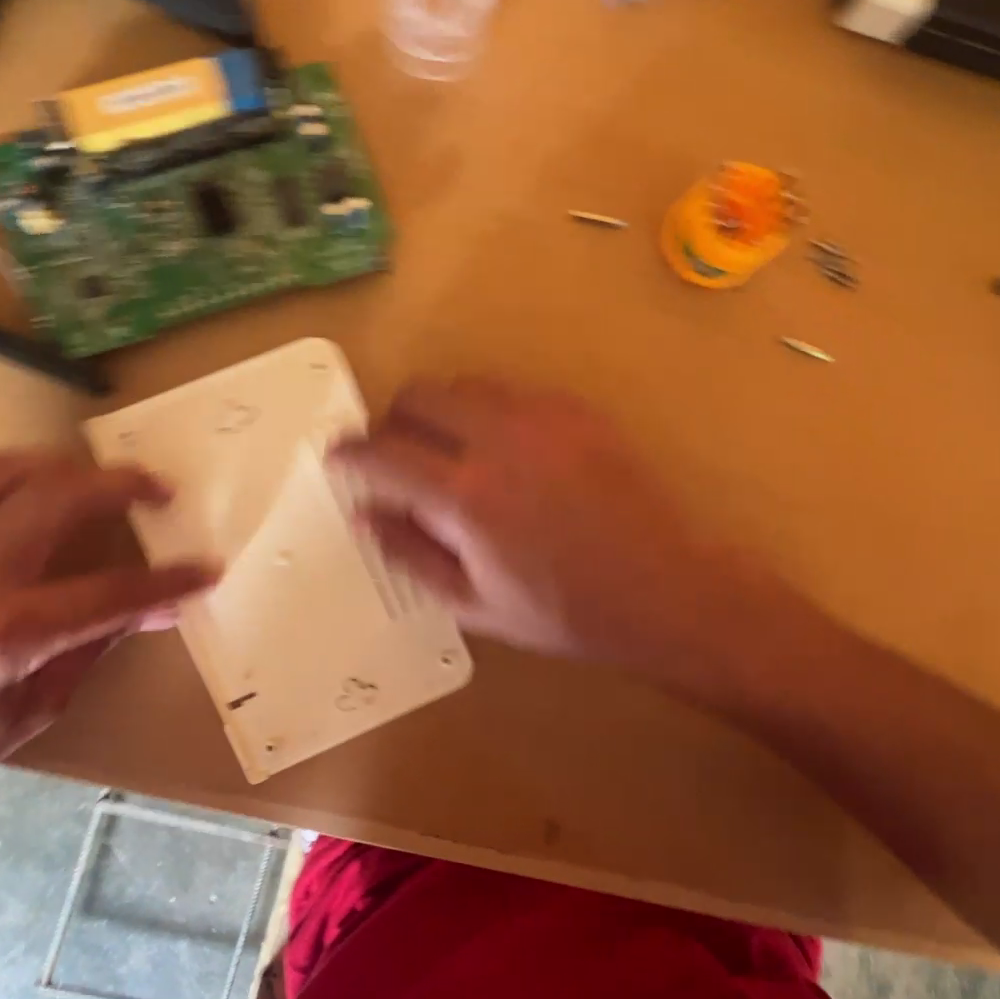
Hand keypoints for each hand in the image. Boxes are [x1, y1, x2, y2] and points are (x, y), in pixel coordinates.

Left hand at [0, 454, 217, 899]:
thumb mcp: (27, 716)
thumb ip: (89, 649)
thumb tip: (151, 613)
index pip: (109, 591)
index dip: (167, 581)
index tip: (204, 569)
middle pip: (53, 500)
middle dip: (119, 488)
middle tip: (156, 491)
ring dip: (51, 466)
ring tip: (86, 476)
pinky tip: (2, 477)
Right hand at [332, 379, 753, 670]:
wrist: (662, 590)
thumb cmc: (563, 613)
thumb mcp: (473, 602)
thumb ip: (411, 552)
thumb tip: (365, 513)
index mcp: (466, 496)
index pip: (381, 452)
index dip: (348, 453)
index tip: (338, 459)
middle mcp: (499, 439)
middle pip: (419, 395)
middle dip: (394, 421)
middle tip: (397, 458)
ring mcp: (543, 417)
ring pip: (466, 385)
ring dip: (442, 413)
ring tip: (452, 456)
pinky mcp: (578, 412)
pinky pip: (513, 393)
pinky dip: (491, 415)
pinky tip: (508, 455)